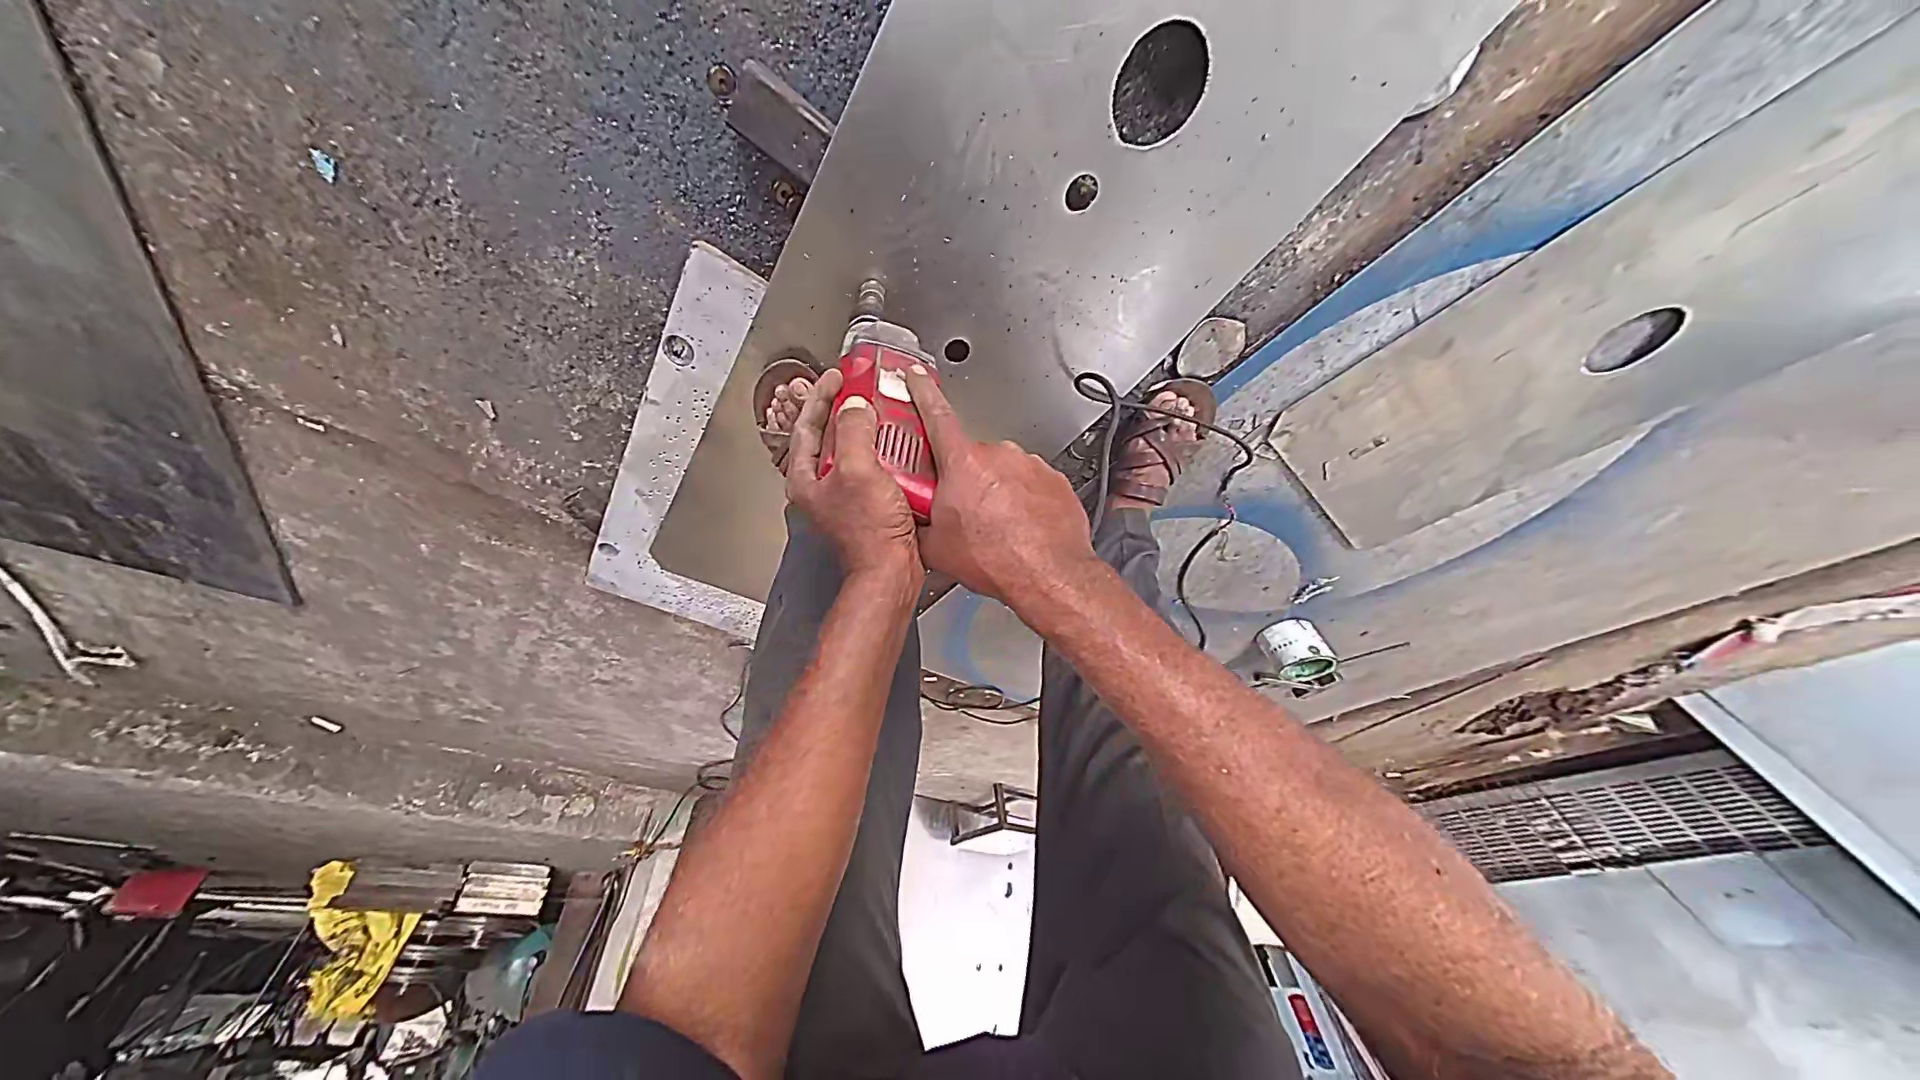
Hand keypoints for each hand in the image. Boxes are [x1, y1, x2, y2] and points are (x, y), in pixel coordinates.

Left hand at [787, 367, 922, 579]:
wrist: (891, 570)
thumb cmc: (869, 532)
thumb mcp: (858, 469)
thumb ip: (852, 430)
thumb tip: (854, 406)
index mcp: (807, 478)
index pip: (806, 426)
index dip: (821, 397)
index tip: (837, 377)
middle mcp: (822, 487)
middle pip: (828, 436)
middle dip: (845, 409)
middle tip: (860, 388)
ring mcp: (846, 496)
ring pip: (853, 450)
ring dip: (868, 429)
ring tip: (882, 410)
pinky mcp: (869, 504)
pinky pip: (874, 467)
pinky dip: (885, 451)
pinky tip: (900, 443)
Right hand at [905, 364, 1096, 605]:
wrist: (1049, 574)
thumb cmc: (999, 560)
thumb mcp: (936, 548)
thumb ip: (917, 523)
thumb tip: (908, 522)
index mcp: (964, 463)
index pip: (936, 414)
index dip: (921, 392)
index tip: (915, 377)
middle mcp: (999, 455)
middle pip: (969, 456)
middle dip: (962, 478)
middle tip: (962, 510)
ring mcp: (1030, 465)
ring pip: (1001, 471)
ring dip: (994, 491)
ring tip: (996, 526)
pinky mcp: (1053, 479)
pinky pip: (1029, 483)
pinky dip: (1022, 500)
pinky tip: (1019, 526)